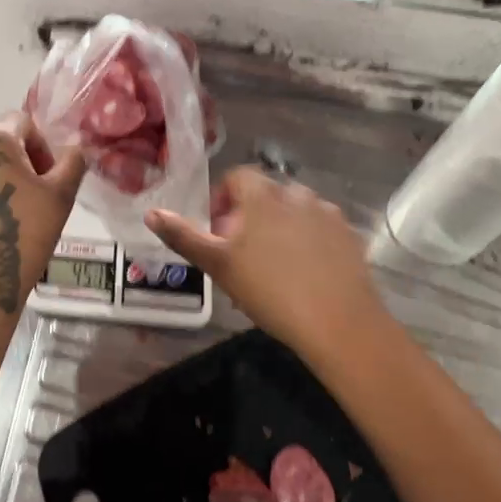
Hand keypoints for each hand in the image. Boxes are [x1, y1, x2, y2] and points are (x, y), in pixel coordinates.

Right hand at [146, 167, 387, 362]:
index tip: (218, 233)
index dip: (222, 200)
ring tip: (271, 269)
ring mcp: (328, 213)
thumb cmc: (270, 291)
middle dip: (248, 217)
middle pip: (265, 195)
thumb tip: (151, 213)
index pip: (237, 177)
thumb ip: (184, 236)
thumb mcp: (217, 266)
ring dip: (277, 229)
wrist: (340, 324)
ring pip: (293, 212)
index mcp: (262, 194)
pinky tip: (303, 276)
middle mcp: (297, 193)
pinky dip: (306, 243)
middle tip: (240, 256)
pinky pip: (319, 230)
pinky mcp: (349, 236)